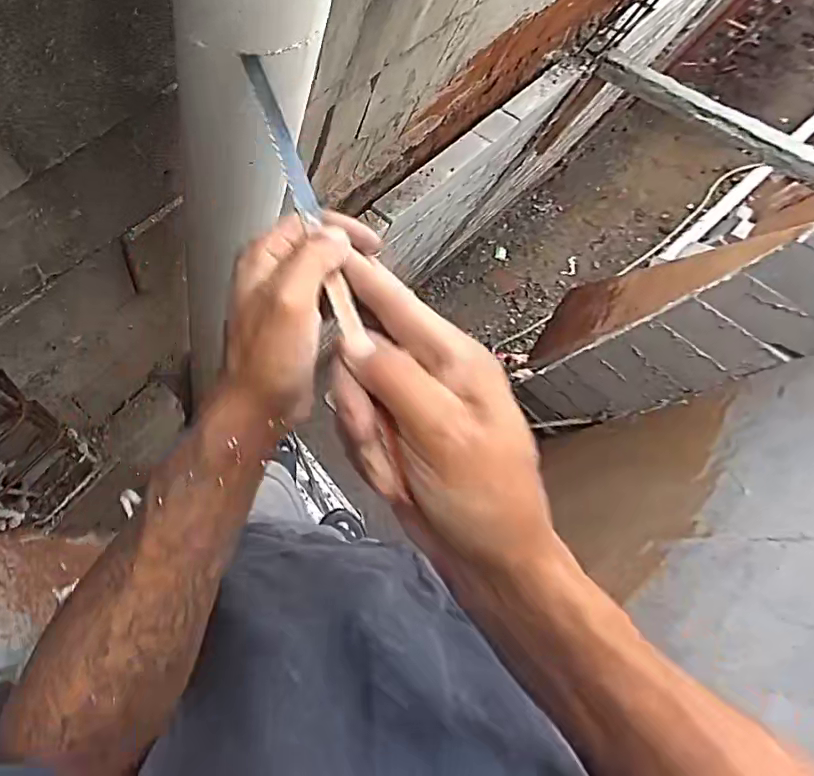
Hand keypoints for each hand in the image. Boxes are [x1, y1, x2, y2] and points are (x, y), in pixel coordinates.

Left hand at [215, 213, 379, 436]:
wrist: (258, 406)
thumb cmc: (267, 359)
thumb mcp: (291, 300)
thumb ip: (312, 260)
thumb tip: (336, 235)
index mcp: (261, 260)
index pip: (303, 222)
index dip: (338, 228)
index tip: (368, 244)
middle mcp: (267, 274)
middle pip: (313, 244)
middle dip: (345, 251)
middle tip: (373, 265)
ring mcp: (279, 298)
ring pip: (320, 271)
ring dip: (345, 275)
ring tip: (369, 287)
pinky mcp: (293, 321)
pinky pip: (321, 297)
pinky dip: (341, 298)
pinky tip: (355, 310)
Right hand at [329, 253, 559, 578]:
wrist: (489, 559)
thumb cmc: (484, 497)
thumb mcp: (444, 434)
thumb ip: (395, 378)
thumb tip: (350, 339)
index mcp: (451, 357)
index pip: (395, 302)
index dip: (360, 277)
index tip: (325, 253)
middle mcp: (425, 369)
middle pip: (359, 352)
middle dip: (356, 399)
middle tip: (374, 437)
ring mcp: (404, 399)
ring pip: (348, 389)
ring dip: (361, 431)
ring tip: (391, 466)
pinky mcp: (388, 425)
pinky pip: (351, 419)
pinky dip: (363, 449)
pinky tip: (391, 474)